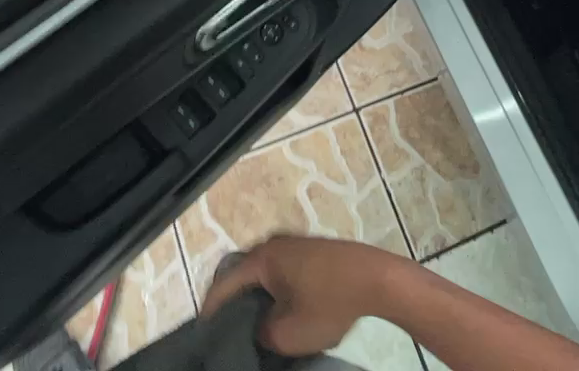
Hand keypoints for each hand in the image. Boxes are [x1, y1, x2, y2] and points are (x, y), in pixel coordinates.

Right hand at [199, 235, 411, 355]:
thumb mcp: (289, 333)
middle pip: (243, 274)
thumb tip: (260, 327)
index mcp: (262, 258)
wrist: (376, 278)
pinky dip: (274, 290)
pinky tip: (280, 308)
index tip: (203, 329)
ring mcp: (294, 245)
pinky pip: (282, 271)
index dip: (212, 307)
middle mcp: (274, 244)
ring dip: (256, 295)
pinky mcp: (312, 252)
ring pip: (264, 273)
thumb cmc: (328, 302)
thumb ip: (263, 333)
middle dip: (233, 300)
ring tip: (251, 322)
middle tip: (226, 327)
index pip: (226, 283)